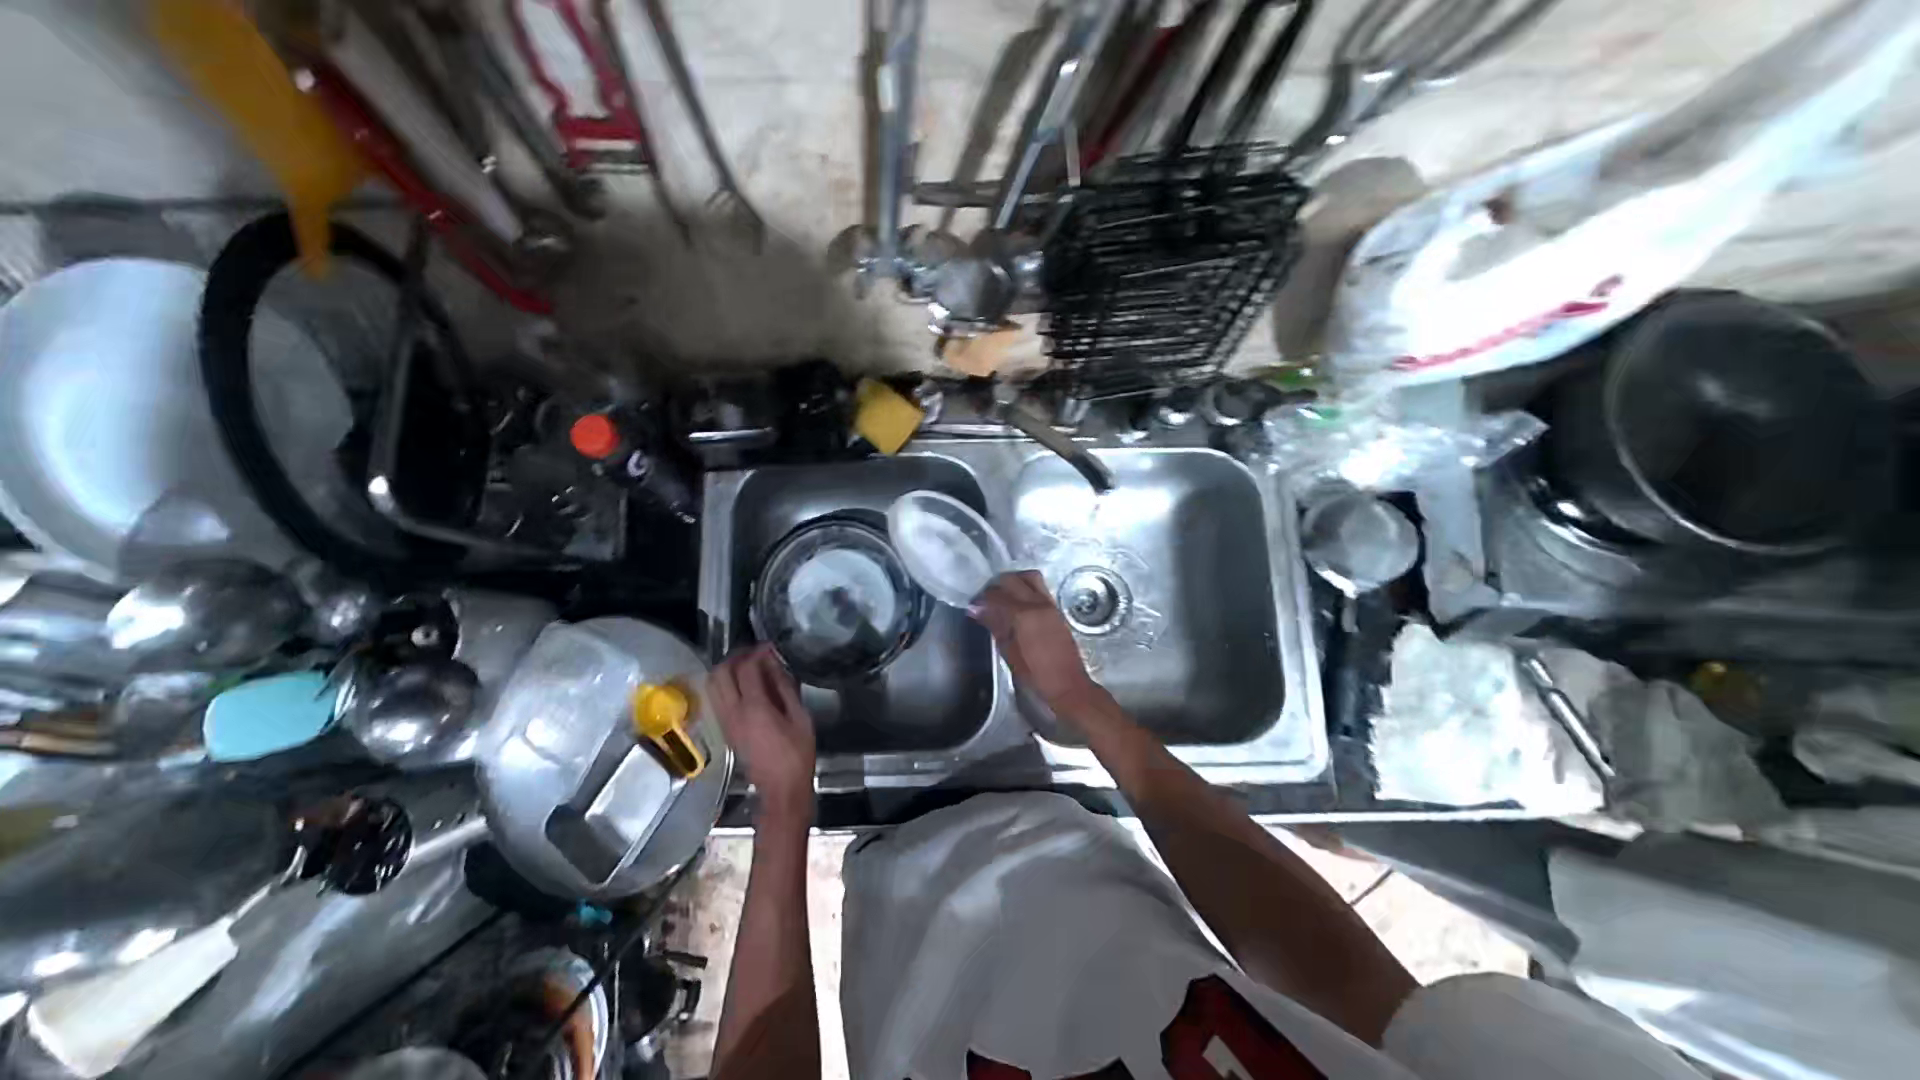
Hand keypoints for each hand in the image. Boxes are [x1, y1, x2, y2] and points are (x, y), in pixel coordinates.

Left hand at [709, 645, 815, 822]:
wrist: (780, 790)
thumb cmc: (797, 754)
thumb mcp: (800, 718)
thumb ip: (785, 689)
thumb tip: (775, 666)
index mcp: (754, 708)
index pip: (747, 669)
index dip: (758, 652)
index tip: (770, 646)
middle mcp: (733, 712)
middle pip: (721, 672)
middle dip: (736, 657)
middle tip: (755, 654)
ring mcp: (725, 721)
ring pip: (714, 684)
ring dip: (728, 670)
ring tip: (748, 667)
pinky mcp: (725, 729)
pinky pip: (717, 698)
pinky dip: (727, 684)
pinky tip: (745, 685)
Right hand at [971, 571, 1103, 712]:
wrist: (1069, 686)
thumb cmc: (1037, 676)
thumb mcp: (1009, 653)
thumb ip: (995, 626)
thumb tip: (977, 610)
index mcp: (1024, 615)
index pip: (996, 596)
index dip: (981, 599)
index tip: (972, 606)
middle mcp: (1038, 604)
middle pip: (1012, 580)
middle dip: (995, 586)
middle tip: (984, 599)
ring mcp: (1050, 605)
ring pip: (1029, 578)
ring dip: (1013, 581)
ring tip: (1002, 596)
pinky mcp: (1057, 610)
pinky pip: (1039, 588)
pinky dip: (1025, 588)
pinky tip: (1016, 604)